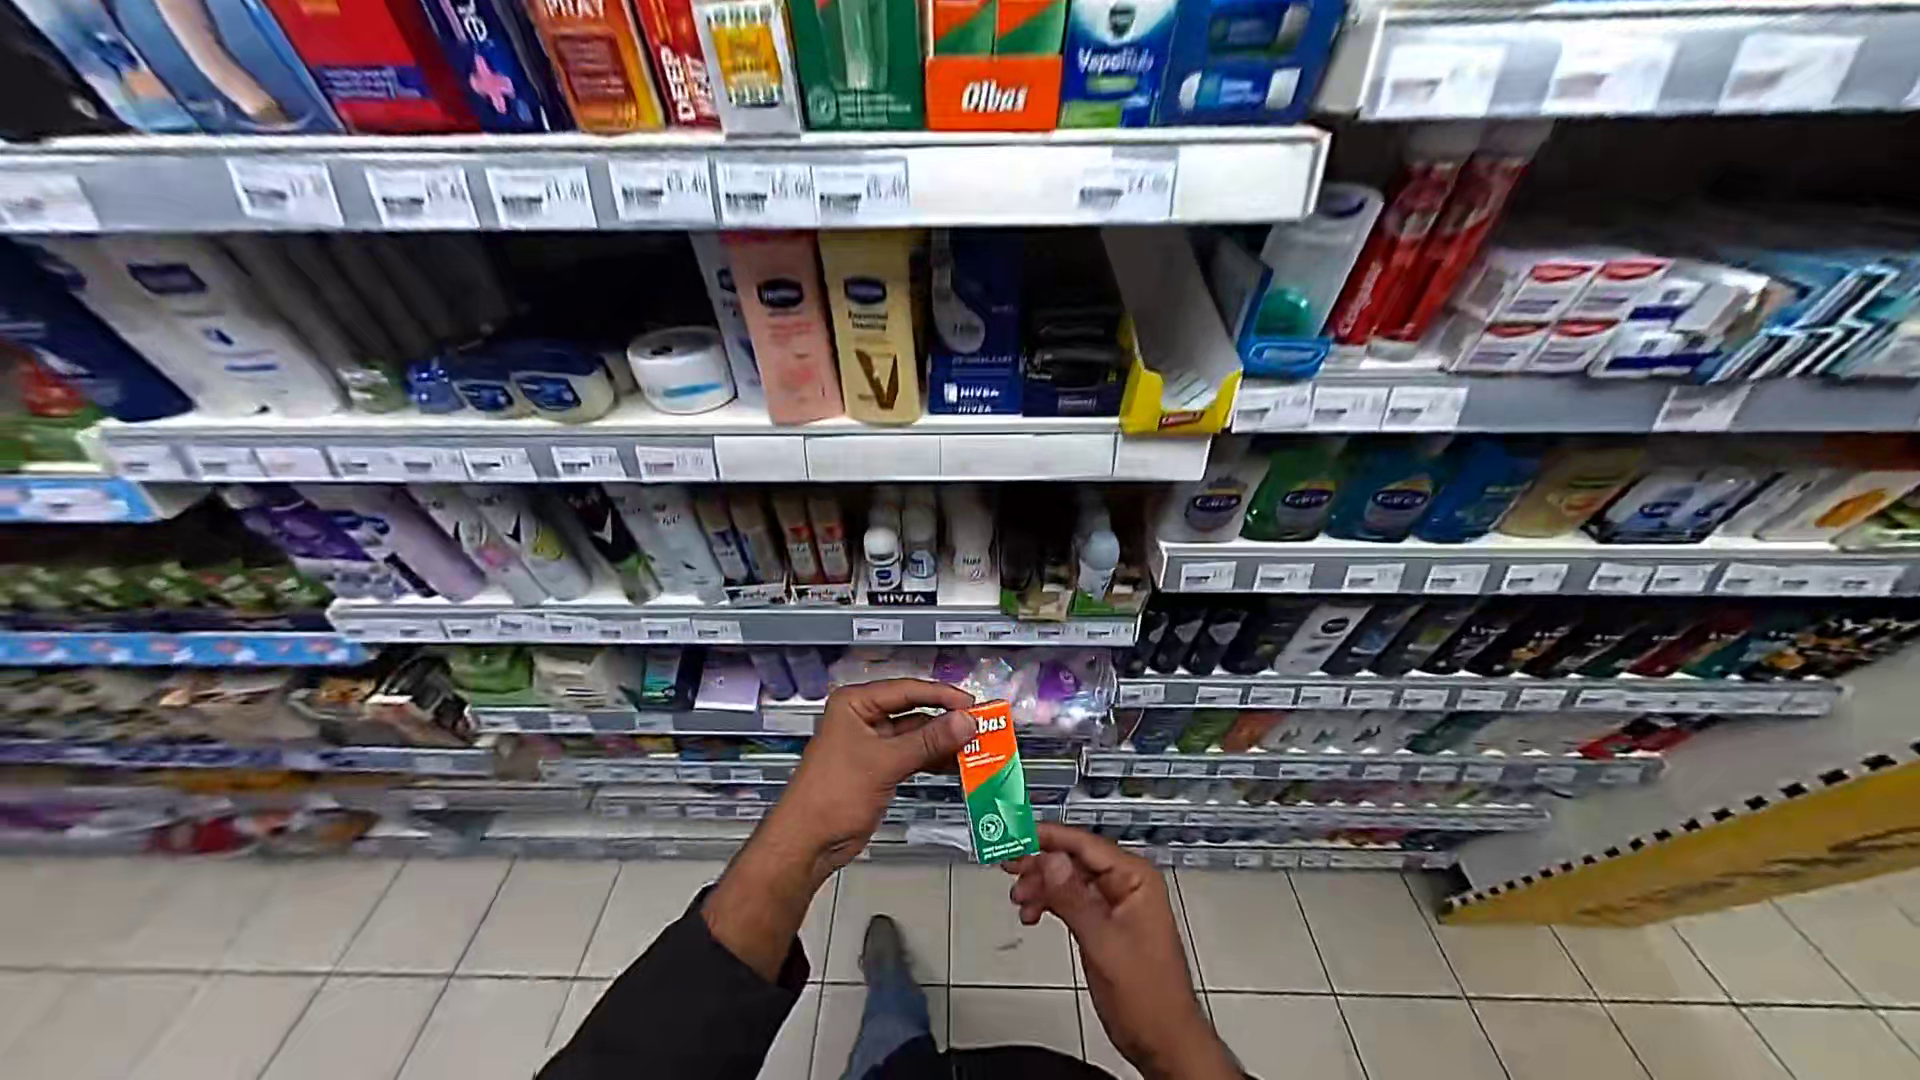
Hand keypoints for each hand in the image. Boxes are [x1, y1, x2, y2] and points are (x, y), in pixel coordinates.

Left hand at [765, 678, 975, 872]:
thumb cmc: (833, 794)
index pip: (907, 690)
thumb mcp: (885, 762)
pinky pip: (913, 755)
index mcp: (855, 703)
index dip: (941, 695)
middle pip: (914, 710)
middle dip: (946, 719)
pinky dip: (934, 759)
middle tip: (980, 725)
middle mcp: (864, 717)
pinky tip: (958, 764)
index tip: (971, 705)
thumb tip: (966, 722)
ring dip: (943, 741)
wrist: (807, 843)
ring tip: (976, 746)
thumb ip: (928, 741)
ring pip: (916, 735)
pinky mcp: (880, 767)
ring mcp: (872, 743)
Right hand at [1004, 825, 1239, 1079]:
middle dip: (1040, 862)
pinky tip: (1031, 914)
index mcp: (1134, 877)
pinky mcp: (1104, 921)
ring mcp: (1114, 902)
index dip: (1048, 836)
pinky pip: (1071, 899)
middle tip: (1007, 864)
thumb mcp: (1103, 942)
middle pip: (1074, 858)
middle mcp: (1125, 883)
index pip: (1084, 843)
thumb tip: (1049, 859)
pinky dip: (1049, 903)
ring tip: (1018, 898)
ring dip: (1041, 885)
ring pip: (1068, 879)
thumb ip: (1073, 898)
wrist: (1164, 1043)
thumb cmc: (1146, 995)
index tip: (1016, 833)